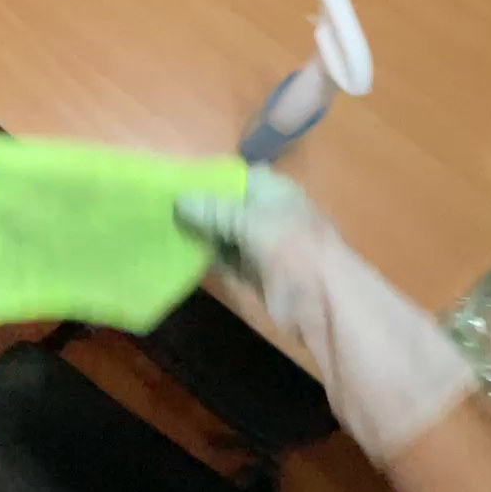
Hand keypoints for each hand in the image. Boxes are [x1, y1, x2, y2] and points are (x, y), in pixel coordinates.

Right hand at [177, 167, 474, 462]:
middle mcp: (269, 214)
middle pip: (226, 204)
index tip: (167, 184)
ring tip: (157, 229)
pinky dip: (206, 257)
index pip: (233, 176)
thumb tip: (179, 201)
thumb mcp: (256, 226)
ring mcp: (265, 246)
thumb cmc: (300, 258)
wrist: (336, 316)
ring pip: (223, 233)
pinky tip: (178, 255)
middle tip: (154, 209)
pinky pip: (226, 260)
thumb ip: (217, 211)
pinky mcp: (259, 276)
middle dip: (196, 207)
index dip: (204, 179)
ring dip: (198, 233)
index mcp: (274, 192)